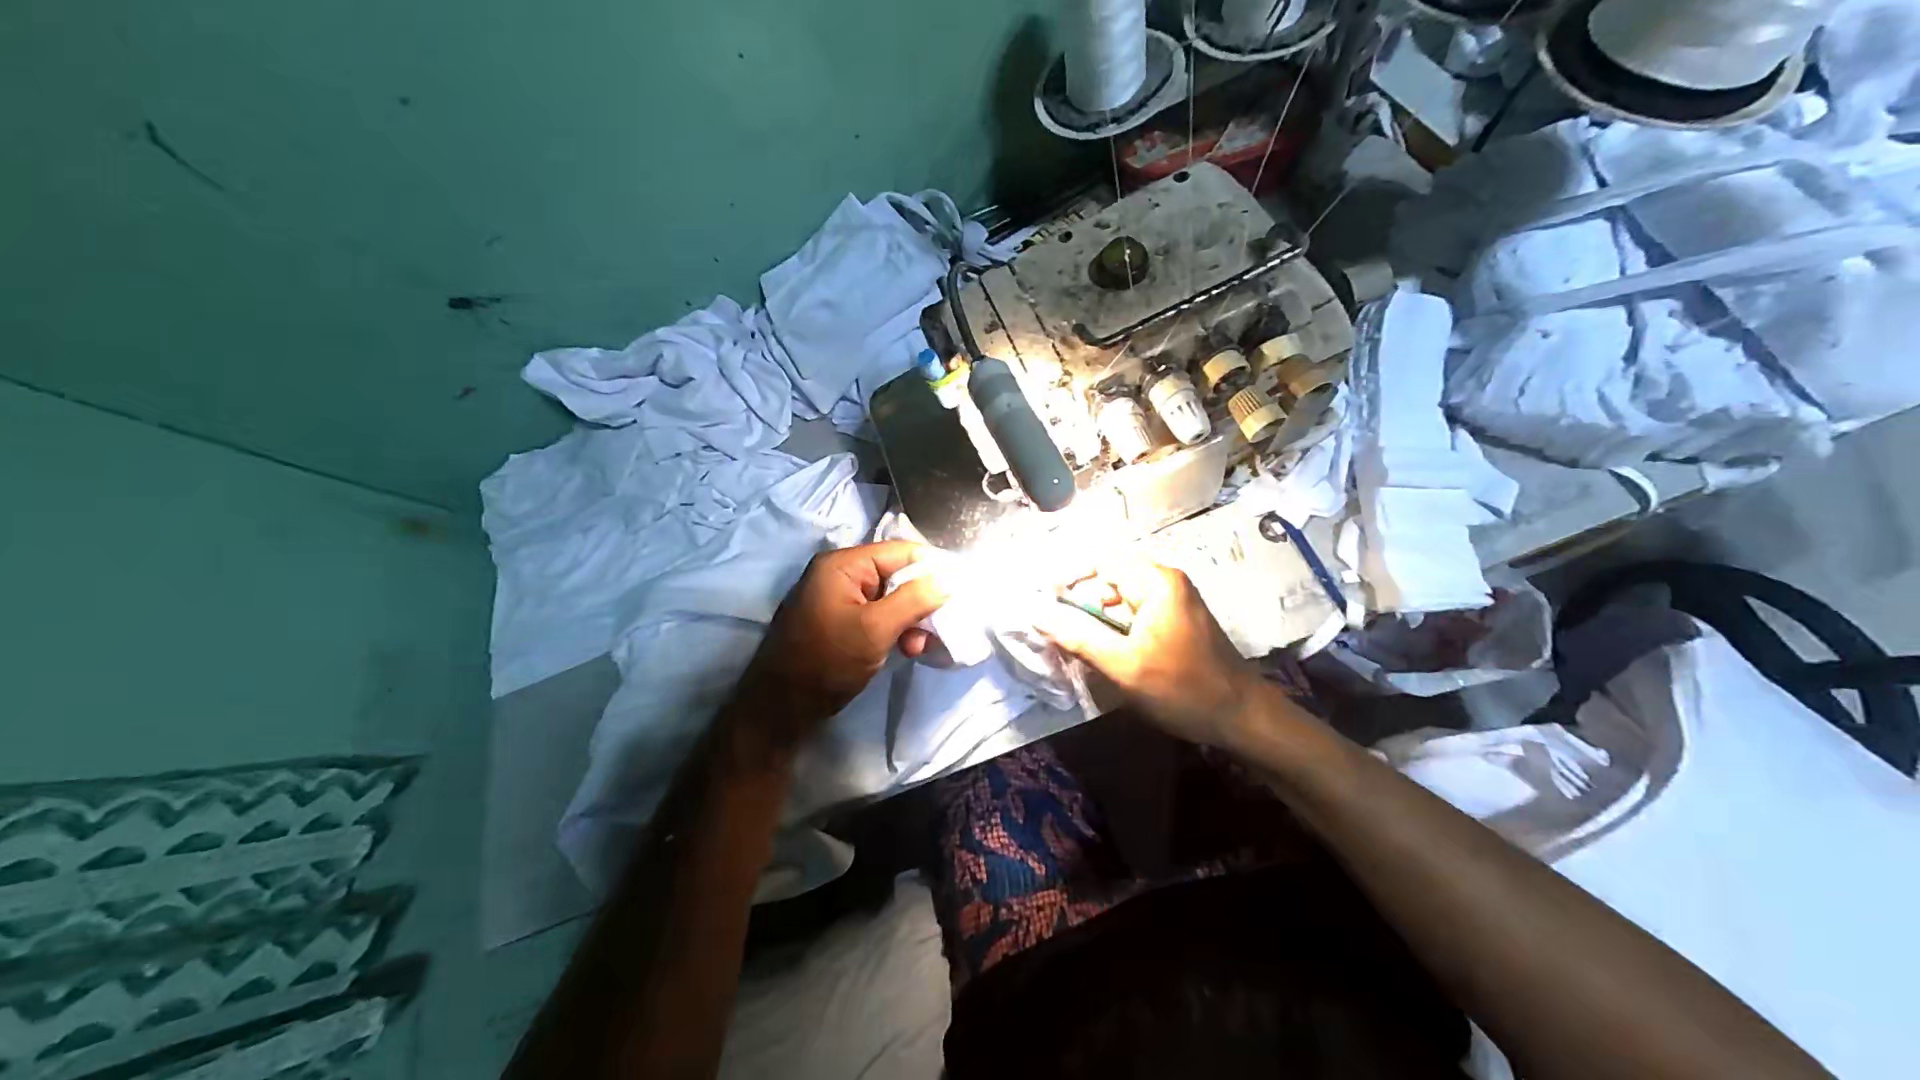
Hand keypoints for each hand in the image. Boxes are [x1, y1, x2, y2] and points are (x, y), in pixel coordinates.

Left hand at [736, 541, 947, 749]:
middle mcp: (841, 574)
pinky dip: (897, 630)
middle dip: (923, 601)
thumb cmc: (826, 661)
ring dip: (912, 620)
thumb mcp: (875, 629)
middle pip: (898, 575)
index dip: (933, 568)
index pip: (900, 552)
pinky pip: (880, 615)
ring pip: (892, 598)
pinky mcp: (843, 622)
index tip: (961, 591)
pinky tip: (908, 649)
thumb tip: (948, 580)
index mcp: (843, 565)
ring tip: (919, 647)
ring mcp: (840, 599)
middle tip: (939, 628)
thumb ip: (914, 600)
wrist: (782, 708)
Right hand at [1034, 559, 1257, 748]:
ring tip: (1073, 641)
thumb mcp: (1124, 666)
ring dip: (1096, 617)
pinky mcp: (1177, 621)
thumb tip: (1038, 614)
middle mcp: (1166, 582)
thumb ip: (1079, 637)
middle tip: (1056, 628)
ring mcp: (1174, 602)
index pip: (1100, 563)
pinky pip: (1136, 613)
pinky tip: (1103, 649)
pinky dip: (1115, 627)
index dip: (1068, 579)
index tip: (1043, 603)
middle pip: (1110, 579)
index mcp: (1156, 582)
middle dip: (1080, 601)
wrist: (1243, 717)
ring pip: (1121, 599)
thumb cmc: (1183, 689)